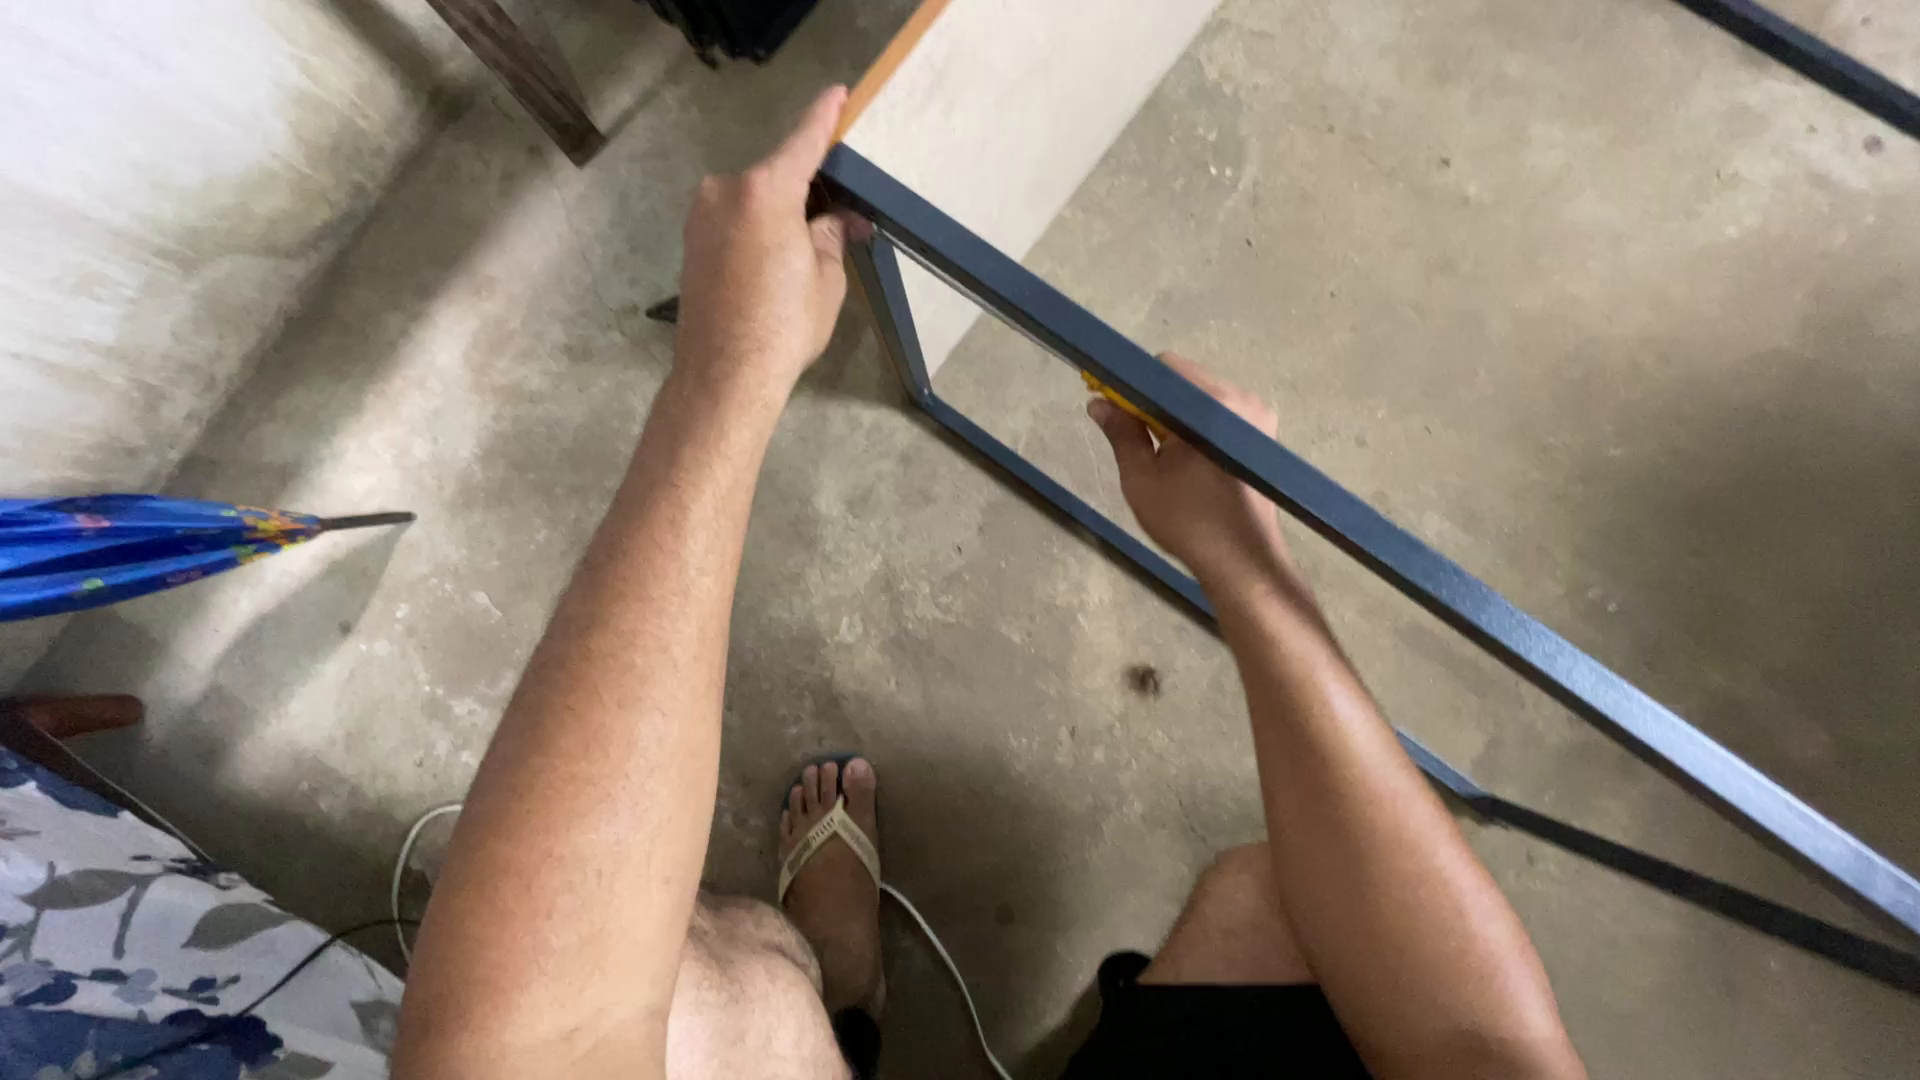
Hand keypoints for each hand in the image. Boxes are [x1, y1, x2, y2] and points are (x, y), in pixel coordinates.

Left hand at [673, 86, 861, 394]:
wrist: (725, 374)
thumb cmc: (785, 326)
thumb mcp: (826, 279)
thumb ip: (832, 236)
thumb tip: (841, 219)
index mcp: (765, 190)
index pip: (803, 142)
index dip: (824, 118)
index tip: (838, 95)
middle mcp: (726, 189)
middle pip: (777, 175)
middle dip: (810, 191)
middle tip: (843, 217)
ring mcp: (702, 214)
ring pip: (755, 200)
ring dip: (783, 214)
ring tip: (810, 250)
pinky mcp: (692, 240)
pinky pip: (735, 220)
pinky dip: (759, 229)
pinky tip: (777, 260)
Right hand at [1088, 353, 1295, 585]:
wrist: (1240, 560)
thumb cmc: (1187, 520)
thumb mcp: (1141, 476)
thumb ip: (1120, 433)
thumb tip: (1097, 403)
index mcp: (1215, 404)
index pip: (1164, 368)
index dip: (1132, 382)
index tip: (1111, 403)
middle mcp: (1243, 400)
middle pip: (1185, 379)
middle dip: (1152, 398)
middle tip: (1129, 430)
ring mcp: (1257, 416)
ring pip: (1201, 396)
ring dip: (1172, 412)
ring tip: (1155, 447)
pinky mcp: (1261, 435)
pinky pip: (1218, 413)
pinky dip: (1193, 423)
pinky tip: (1179, 454)